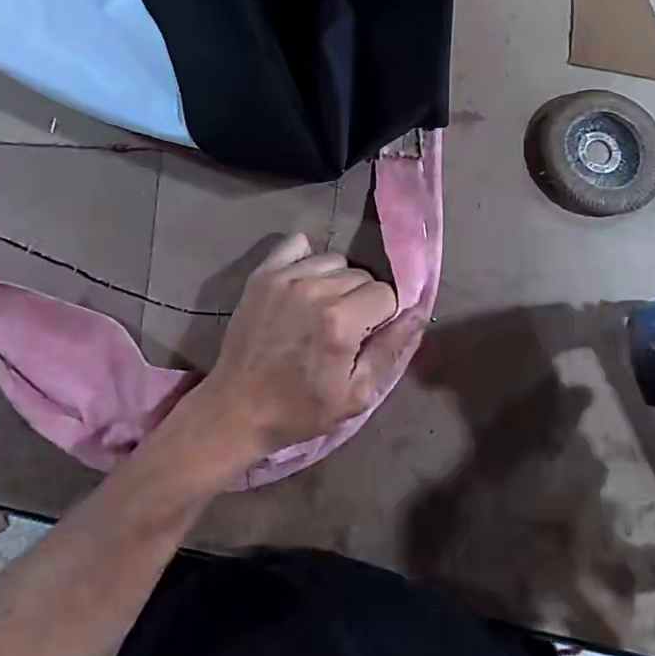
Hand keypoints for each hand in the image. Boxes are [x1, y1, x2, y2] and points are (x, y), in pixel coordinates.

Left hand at [184, 233, 423, 462]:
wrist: (236, 410)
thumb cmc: (300, 409)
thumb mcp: (357, 395)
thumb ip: (392, 349)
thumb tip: (418, 313)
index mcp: (340, 320)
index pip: (386, 294)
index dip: (383, 317)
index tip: (366, 339)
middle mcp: (314, 289)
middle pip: (362, 276)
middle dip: (362, 300)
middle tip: (344, 330)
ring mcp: (285, 277)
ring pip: (335, 261)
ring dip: (337, 282)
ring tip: (322, 311)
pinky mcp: (263, 274)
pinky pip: (299, 245)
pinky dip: (307, 260)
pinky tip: (303, 287)